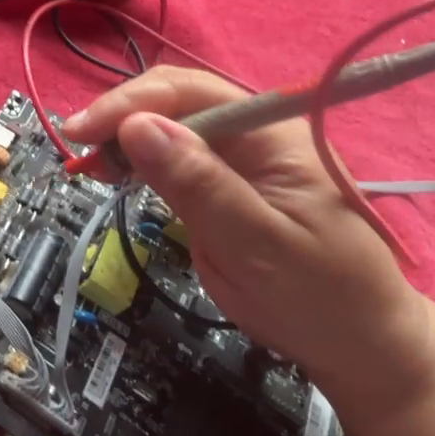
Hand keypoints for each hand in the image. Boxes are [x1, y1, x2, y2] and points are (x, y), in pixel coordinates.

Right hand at [62, 67, 434, 411]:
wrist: (357, 345)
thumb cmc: (321, 297)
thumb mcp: (257, 243)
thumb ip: (199, 184)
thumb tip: (135, 126)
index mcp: (272, 132)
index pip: (190, 90)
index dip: (131, 102)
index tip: (83, 130)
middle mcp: (251, 132)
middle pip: (172, 99)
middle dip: (120, 116)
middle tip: (77, 150)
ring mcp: (234, 156)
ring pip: (163, 125)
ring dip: (120, 137)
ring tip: (89, 166)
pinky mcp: (218, 181)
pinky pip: (168, 155)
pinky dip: (133, 160)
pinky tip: (112, 174)